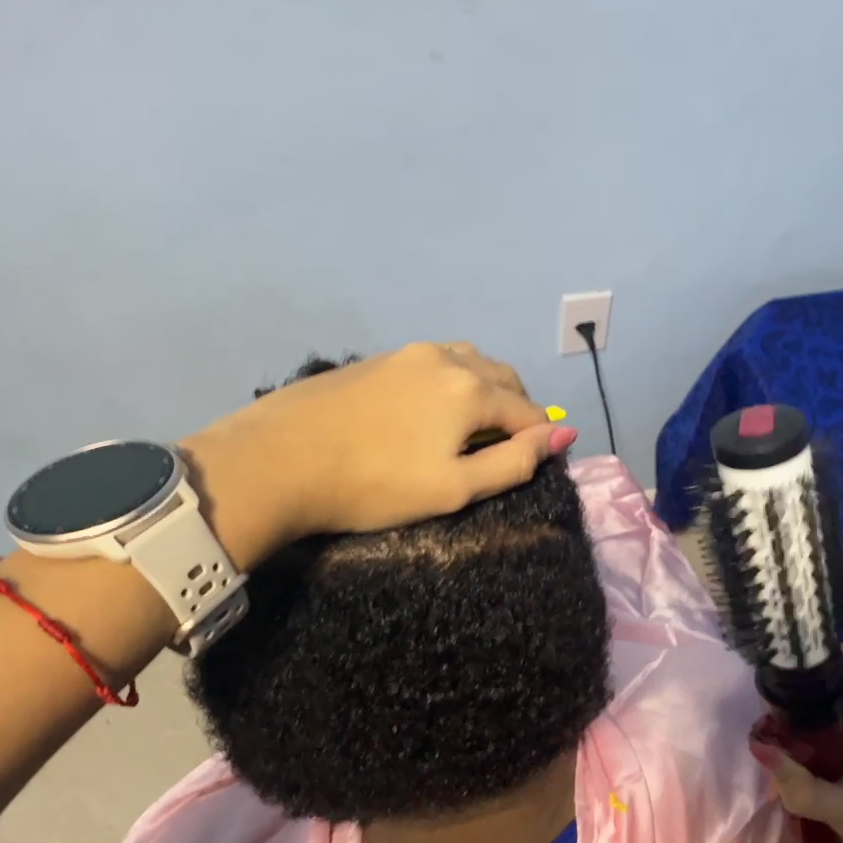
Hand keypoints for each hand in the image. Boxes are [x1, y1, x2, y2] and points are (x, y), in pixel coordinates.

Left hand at [182, 342, 574, 564]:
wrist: (278, 461)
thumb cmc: (374, 485)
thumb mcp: (454, 488)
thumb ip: (514, 462)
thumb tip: (563, 436)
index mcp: (471, 388)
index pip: (528, 412)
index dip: (539, 440)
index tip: (531, 465)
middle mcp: (446, 358)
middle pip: (503, 379)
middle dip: (515, 411)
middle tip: (503, 451)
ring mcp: (406, 354)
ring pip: (468, 363)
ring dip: (484, 391)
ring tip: (470, 429)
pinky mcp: (375, 360)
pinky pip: (434, 363)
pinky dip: (451, 384)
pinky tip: (430, 413)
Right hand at [750, 646, 842, 842]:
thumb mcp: (835, 809)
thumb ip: (795, 781)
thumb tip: (757, 746)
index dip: (822, 655)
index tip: (788, 661)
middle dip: (813, 692)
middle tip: (777, 708)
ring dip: (822, 711)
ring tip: (789, 726)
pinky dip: (837, 726)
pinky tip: (815, 746)